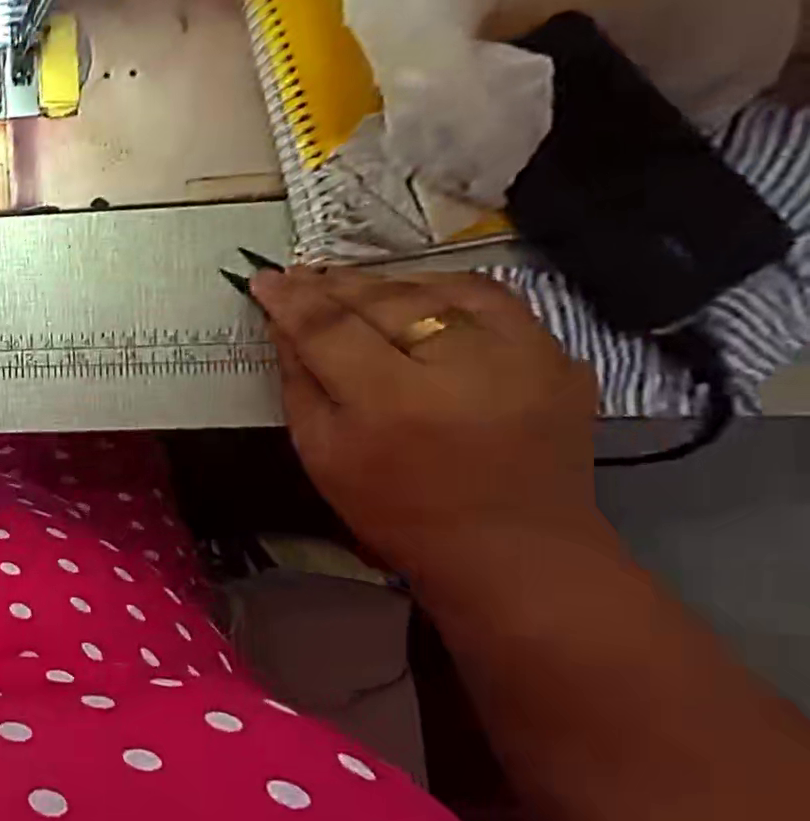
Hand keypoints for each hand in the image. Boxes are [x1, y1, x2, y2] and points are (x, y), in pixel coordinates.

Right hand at [252, 267, 614, 580]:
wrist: (508, 547)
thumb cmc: (392, 508)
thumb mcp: (320, 450)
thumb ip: (299, 381)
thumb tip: (282, 325)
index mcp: (392, 400)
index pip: (328, 328)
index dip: (290, 299)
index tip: (262, 278)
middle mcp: (462, 365)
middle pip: (383, 300)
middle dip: (331, 284)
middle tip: (295, 273)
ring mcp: (522, 354)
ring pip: (439, 288)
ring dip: (384, 281)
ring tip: (345, 282)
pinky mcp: (558, 355)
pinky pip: (492, 299)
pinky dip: (443, 288)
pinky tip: (412, 294)